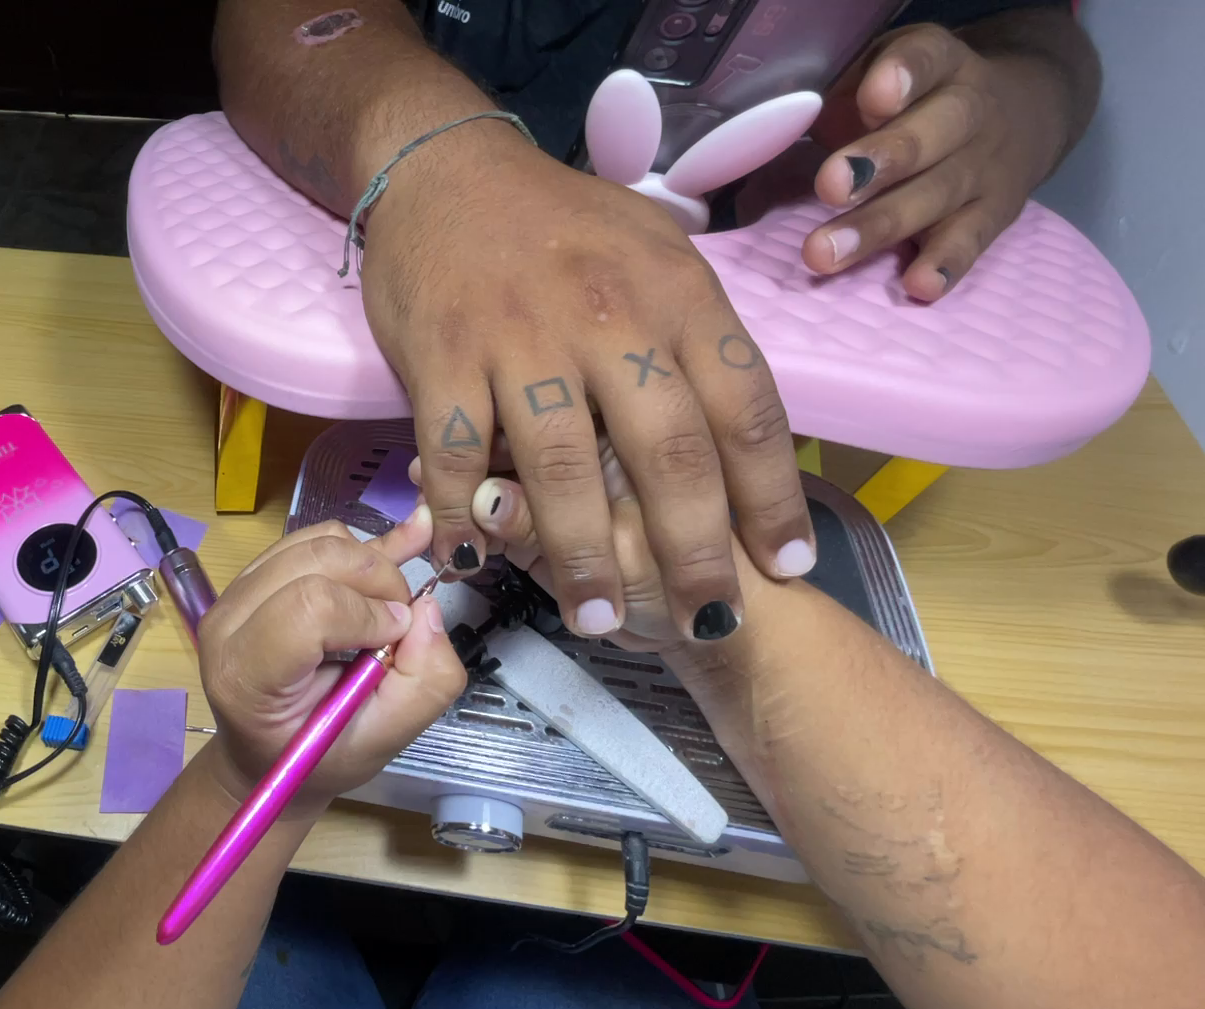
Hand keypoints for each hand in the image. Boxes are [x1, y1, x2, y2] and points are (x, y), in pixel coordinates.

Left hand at [196, 509, 465, 817]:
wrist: (266, 749)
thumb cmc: (317, 756)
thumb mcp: (381, 742)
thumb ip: (423, 685)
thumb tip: (427, 610)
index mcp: (246, 677)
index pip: (309, 607)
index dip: (368, 614)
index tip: (397, 640)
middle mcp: (228, 624)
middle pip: (316, 559)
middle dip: (379, 581)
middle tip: (399, 623)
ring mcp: (234, 592)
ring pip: (318, 541)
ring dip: (369, 565)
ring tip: (385, 608)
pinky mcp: (251, 574)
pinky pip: (313, 538)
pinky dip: (357, 551)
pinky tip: (387, 566)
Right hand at [358, 122, 814, 644]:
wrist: (443, 173)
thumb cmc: (553, 223)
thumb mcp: (649, 251)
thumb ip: (686, 333)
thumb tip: (722, 431)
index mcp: (675, 291)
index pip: (744, 405)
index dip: (770, 495)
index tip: (784, 563)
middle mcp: (605, 317)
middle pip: (664, 452)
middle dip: (690, 548)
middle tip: (704, 617)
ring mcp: (517, 339)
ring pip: (560, 466)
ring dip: (581, 553)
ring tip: (598, 619)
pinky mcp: (442, 359)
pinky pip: (455, 454)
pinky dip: (461, 515)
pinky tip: (468, 560)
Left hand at [804, 23, 1078, 299]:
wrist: (1026, 111)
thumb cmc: (902, 112)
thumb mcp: (863, 93)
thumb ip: (811, 123)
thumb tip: (726, 185)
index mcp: (934, 70)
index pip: (926, 59)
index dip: (903, 76)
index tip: (874, 96)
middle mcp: (969, 112)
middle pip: (930, 135)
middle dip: (879, 162)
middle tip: (829, 187)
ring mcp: (984, 166)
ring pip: (937, 194)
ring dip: (880, 226)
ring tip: (826, 255)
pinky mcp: (994, 212)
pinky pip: (972, 238)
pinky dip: (945, 263)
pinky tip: (919, 286)